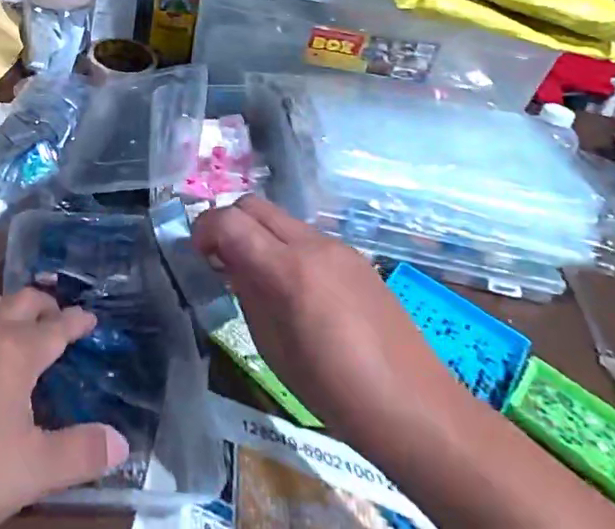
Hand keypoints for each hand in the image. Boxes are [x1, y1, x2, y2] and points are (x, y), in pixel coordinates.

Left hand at [0, 289, 127, 528]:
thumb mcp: (36, 469)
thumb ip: (83, 452)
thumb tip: (123, 441)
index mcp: (16, 349)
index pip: (56, 326)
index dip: (77, 321)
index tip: (92, 317)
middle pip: (20, 301)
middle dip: (44, 303)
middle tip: (61, 316)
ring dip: (11, 307)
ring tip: (23, 323)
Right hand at [191, 198, 614, 528]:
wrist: (416, 408)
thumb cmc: (333, 389)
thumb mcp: (271, 345)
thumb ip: (247, 293)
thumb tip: (230, 264)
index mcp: (288, 269)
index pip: (229, 220)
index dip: (203, 230)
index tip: (198, 254)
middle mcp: (313, 245)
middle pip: (253, 205)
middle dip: (229, 223)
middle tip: (222, 260)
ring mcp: (339, 248)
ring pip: (281, 219)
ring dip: (259, 235)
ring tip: (259, 278)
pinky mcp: (357, 260)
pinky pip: (308, 238)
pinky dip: (287, 248)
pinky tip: (296, 290)